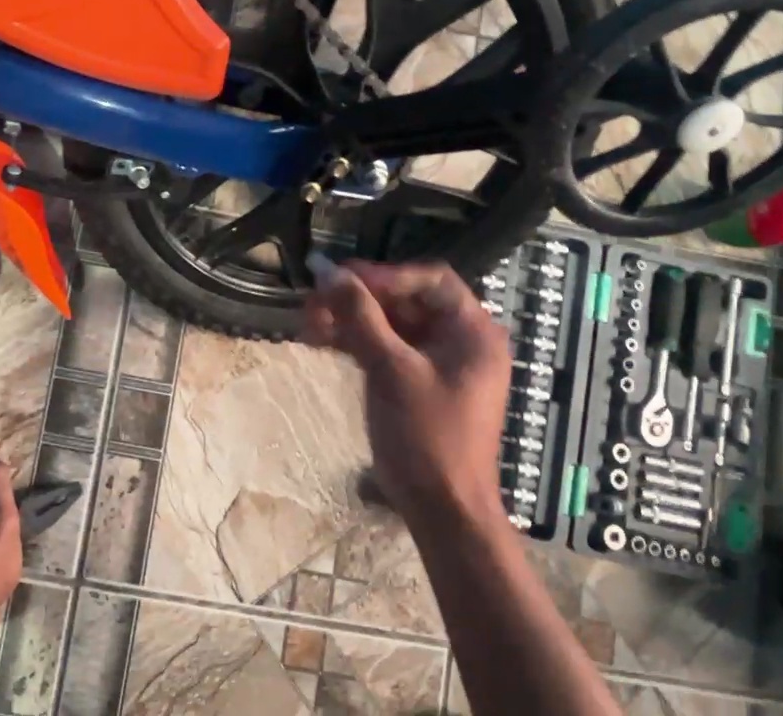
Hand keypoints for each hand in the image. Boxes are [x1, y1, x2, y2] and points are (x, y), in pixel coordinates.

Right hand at [303, 260, 511, 522]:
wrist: (443, 510)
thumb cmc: (427, 436)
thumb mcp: (391, 370)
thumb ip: (360, 316)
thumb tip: (328, 271)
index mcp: (473, 332)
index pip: (430, 280)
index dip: (384, 275)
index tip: (341, 281)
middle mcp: (462, 340)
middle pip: (406, 300)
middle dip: (358, 298)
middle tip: (314, 300)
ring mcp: (440, 363)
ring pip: (391, 324)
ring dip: (351, 319)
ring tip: (309, 322)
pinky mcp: (419, 383)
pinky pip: (387, 348)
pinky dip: (357, 342)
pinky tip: (322, 340)